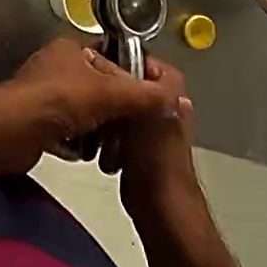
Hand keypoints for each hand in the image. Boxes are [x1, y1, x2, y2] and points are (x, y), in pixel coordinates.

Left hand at [0, 39, 179, 175]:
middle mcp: (57, 68)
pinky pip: (68, 133)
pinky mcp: (37, 123)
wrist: (9, 133)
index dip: (132, 78)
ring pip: (85, 113)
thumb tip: (174, 99)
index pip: (113, 57)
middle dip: (116, 111)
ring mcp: (45, 96)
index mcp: (71, 49)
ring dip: (98, 131)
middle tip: (131, 128)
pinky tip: (86, 152)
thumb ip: (145, 95)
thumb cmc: (56, 101)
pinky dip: (78, 143)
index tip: (149, 100)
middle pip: (100, 89)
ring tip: (109, 145)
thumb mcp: (109, 94)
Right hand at [93, 56, 199, 213]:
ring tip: (101, 136)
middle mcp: (163, 105)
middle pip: (126, 86)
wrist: (160, 205)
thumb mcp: (143, 111)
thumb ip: (131, 83)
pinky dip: (107, 142)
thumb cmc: (156, 157)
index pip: (143, 61)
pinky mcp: (136, 148)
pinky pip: (114, 134)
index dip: (120, 64)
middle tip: (95, 105)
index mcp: (172, 91)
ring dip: (106, 123)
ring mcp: (149, 128)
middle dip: (109, 98)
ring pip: (117, 110)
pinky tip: (106, 155)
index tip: (98, 71)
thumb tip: (110, 61)